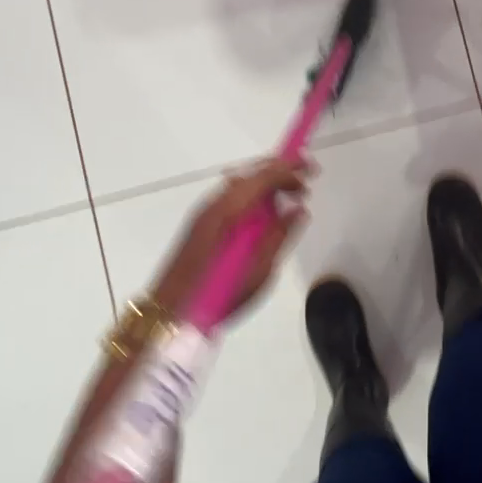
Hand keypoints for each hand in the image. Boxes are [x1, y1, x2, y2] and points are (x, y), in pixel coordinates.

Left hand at [150, 158, 312, 319]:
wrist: (168, 313)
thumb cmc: (217, 294)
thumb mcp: (258, 270)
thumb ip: (279, 235)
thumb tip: (299, 209)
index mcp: (229, 210)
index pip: (264, 175)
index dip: (290, 169)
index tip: (312, 171)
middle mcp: (215, 202)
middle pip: (252, 172)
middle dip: (280, 169)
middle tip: (307, 175)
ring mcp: (206, 212)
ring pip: (241, 182)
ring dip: (267, 182)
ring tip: (290, 195)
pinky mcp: (202, 223)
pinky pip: (233, 196)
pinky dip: (254, 194)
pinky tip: (265, 211)